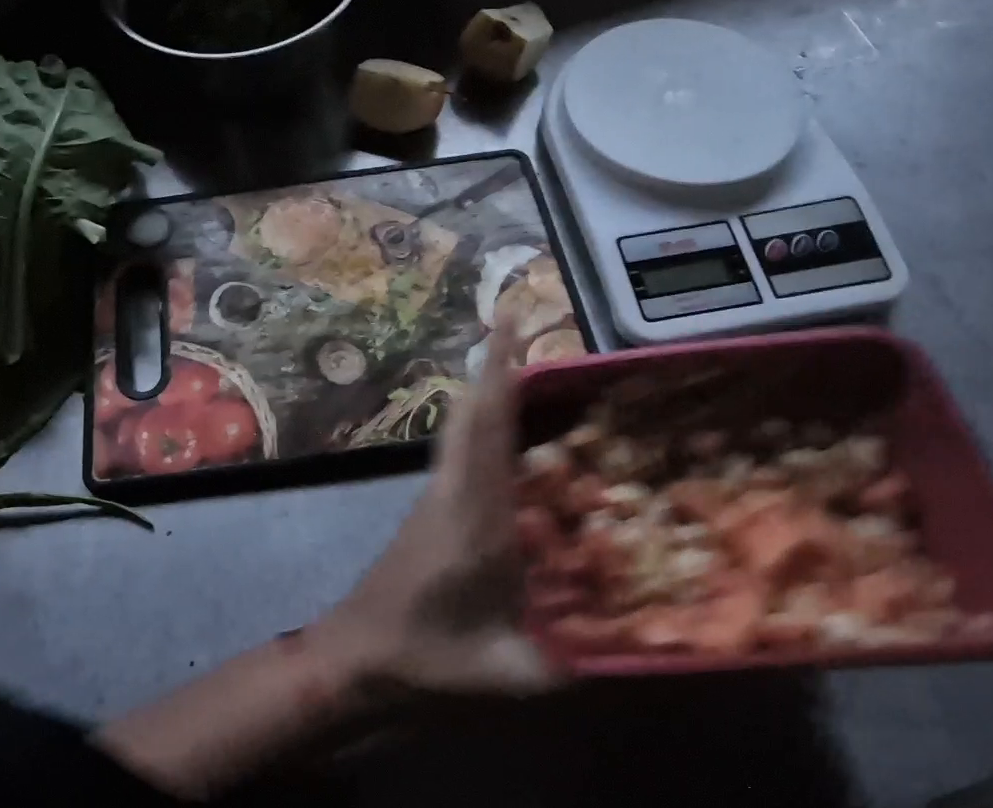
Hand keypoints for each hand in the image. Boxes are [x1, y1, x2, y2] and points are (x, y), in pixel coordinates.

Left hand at [94, 320, 557, 798]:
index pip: (488, 431)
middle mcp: (453, 491)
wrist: (356, 656)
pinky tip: (510, 430)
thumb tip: (635, 647)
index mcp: (474, 516)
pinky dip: (484, 422)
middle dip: (494, 365)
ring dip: (489, 390)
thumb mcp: (507, 671)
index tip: (510, 323)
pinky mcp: (431, 507)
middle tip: (519, 322)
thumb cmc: (426, 659)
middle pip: (472, 414)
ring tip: (525, 363)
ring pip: (463, 427)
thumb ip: (570, 661)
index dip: (500, 375)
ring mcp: (437, 495)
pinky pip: (462, 449)